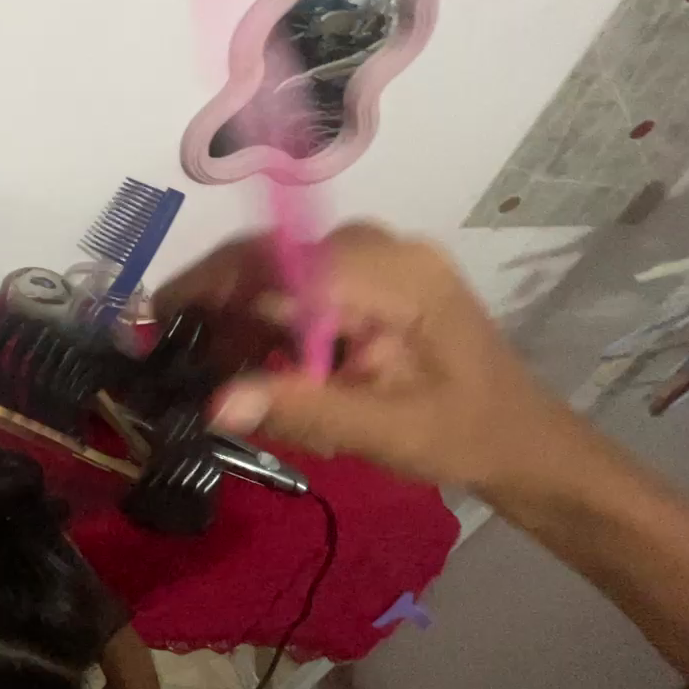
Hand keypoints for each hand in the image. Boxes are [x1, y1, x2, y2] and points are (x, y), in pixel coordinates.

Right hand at [157, 222, 578, 489]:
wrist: (526, 442)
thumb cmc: (467, 436)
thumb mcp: (385, 430)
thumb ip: (300, 408)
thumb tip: (213, 403)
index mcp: (397, 274)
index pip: (277, 261)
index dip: (210, 290)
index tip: (161, 329)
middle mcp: (378, 246)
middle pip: (262, 259)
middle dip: (219, 311)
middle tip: (196, 365)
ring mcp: (369, 255)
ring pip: (265, 269)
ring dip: (237, 321)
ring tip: (235, 375)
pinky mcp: (358, 272)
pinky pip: (282, 281)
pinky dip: (258, 321)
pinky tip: (264, 362)